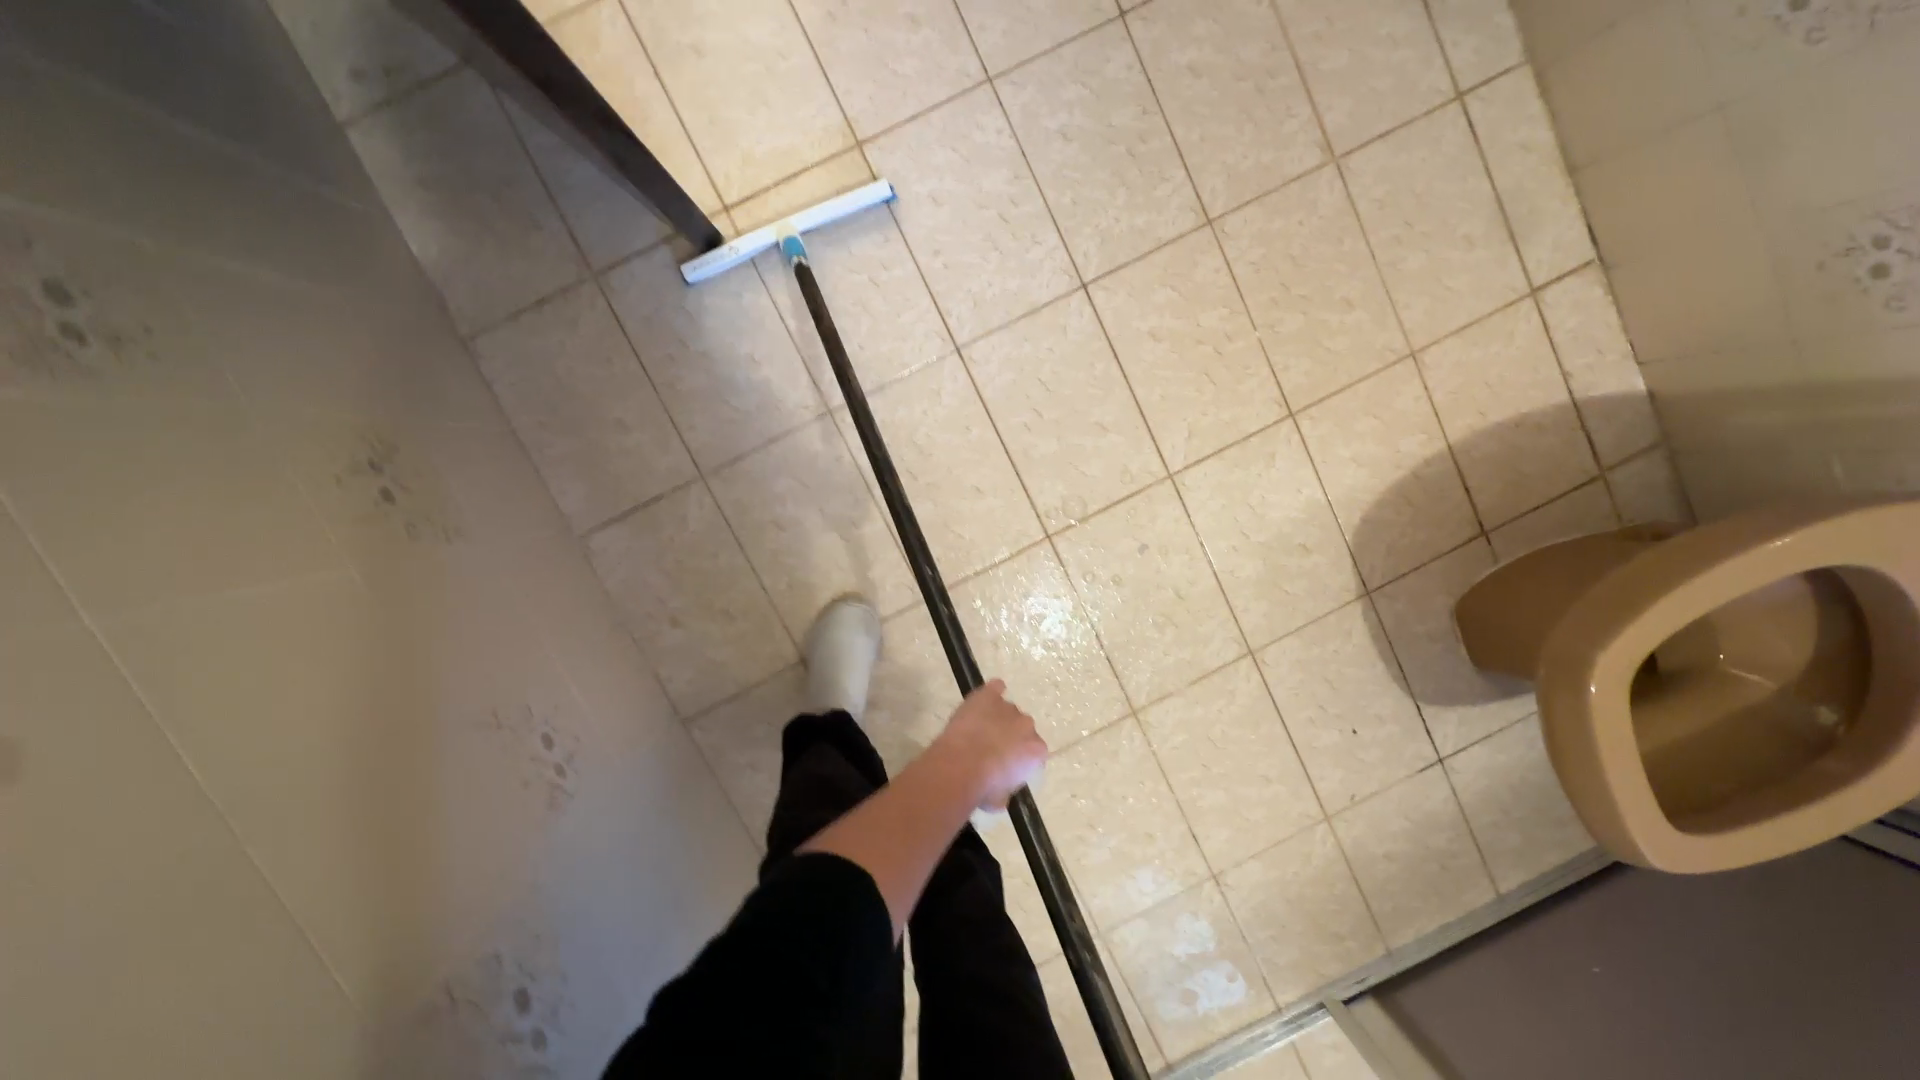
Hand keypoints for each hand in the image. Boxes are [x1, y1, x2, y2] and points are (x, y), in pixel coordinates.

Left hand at [930, 679, 1047, 810]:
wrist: (961, 766)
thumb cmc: (983, 787)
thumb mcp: (999, 799)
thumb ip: (1004, 793)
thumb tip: (999, 797)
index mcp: (1036, 751)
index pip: (1035, 753)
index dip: (1020, 759)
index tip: (1007, 767)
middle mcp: (1027, 726)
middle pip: (1023, 728)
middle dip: (1010, 737)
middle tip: (992, 749)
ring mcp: (1007, 708)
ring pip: (1007, 710)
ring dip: (998, 718)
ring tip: (980, 730)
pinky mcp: (988, 696)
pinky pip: (995, 688)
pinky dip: (993, 690)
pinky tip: (989, 694)